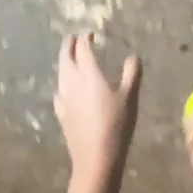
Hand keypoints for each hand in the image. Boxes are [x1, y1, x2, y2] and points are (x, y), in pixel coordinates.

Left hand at [53, 33, 141, 184]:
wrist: (95, 158)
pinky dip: (62, 82)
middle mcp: (72, 81)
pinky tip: (66, 88)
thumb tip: (133, 56)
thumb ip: (132, 73)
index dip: (85, 38)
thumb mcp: (130, 97)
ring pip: (60, 72)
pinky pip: (59, 90)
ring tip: (70, 58)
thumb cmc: (116, 125)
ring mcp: (64, 97)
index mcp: (89, 73)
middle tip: (73, 38)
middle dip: (68, 44)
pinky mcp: (61, 113)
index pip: (82, 48)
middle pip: (65, 56)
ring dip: (64, 61)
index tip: (91, 34)